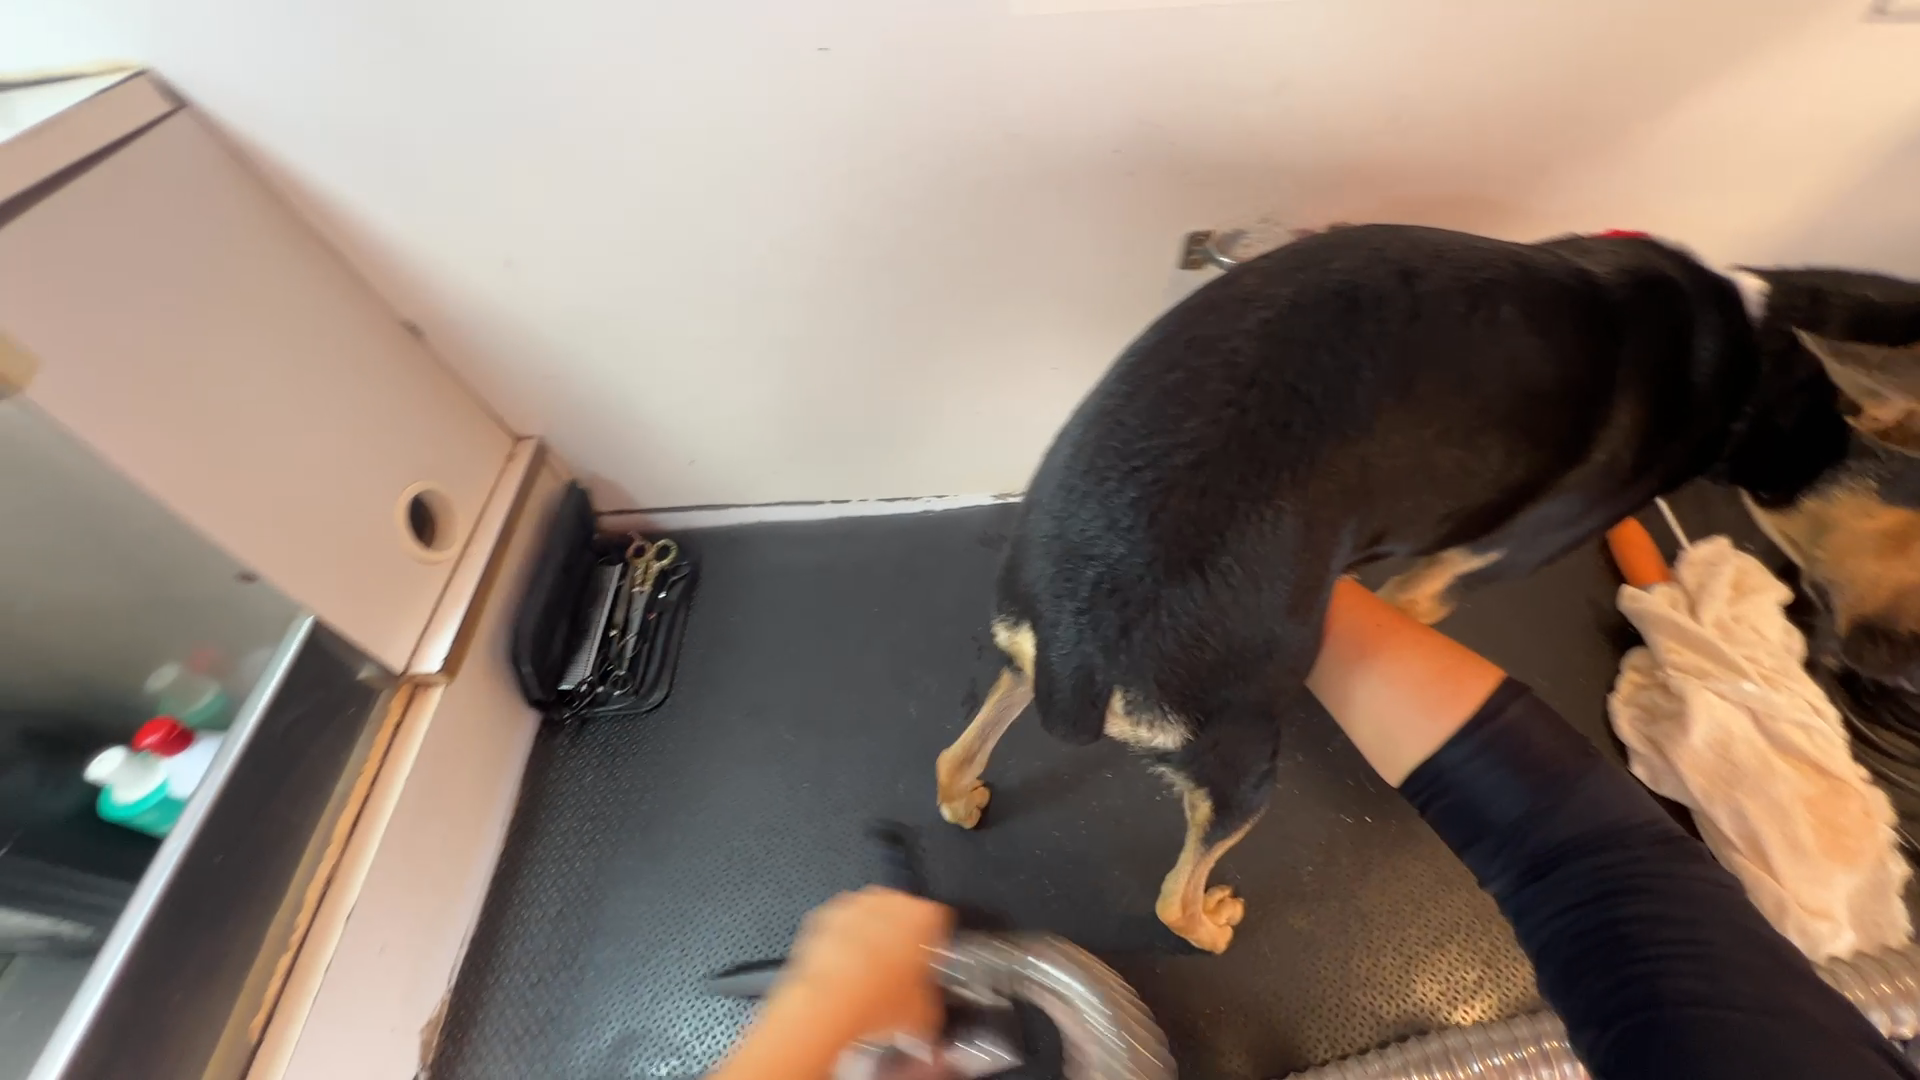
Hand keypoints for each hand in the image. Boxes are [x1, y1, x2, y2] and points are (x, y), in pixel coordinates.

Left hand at [760, 886, 954, 1046]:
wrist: (827, 1002)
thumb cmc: (872, 999)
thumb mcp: (921, 1014)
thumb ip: (931, 1005)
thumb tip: (926, 1015)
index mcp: (923, 915)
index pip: (939, 920)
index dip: (934, 945)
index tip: (929, 963)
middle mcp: (891, 901)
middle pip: (904, 915)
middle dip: (902, 940)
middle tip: (899, 972)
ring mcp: (856, 904)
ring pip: (871, 918)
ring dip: (872, 938)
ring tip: (868, 977)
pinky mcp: (826, 914)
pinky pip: (842, 927)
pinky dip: (843, 944)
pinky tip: (843, 974)